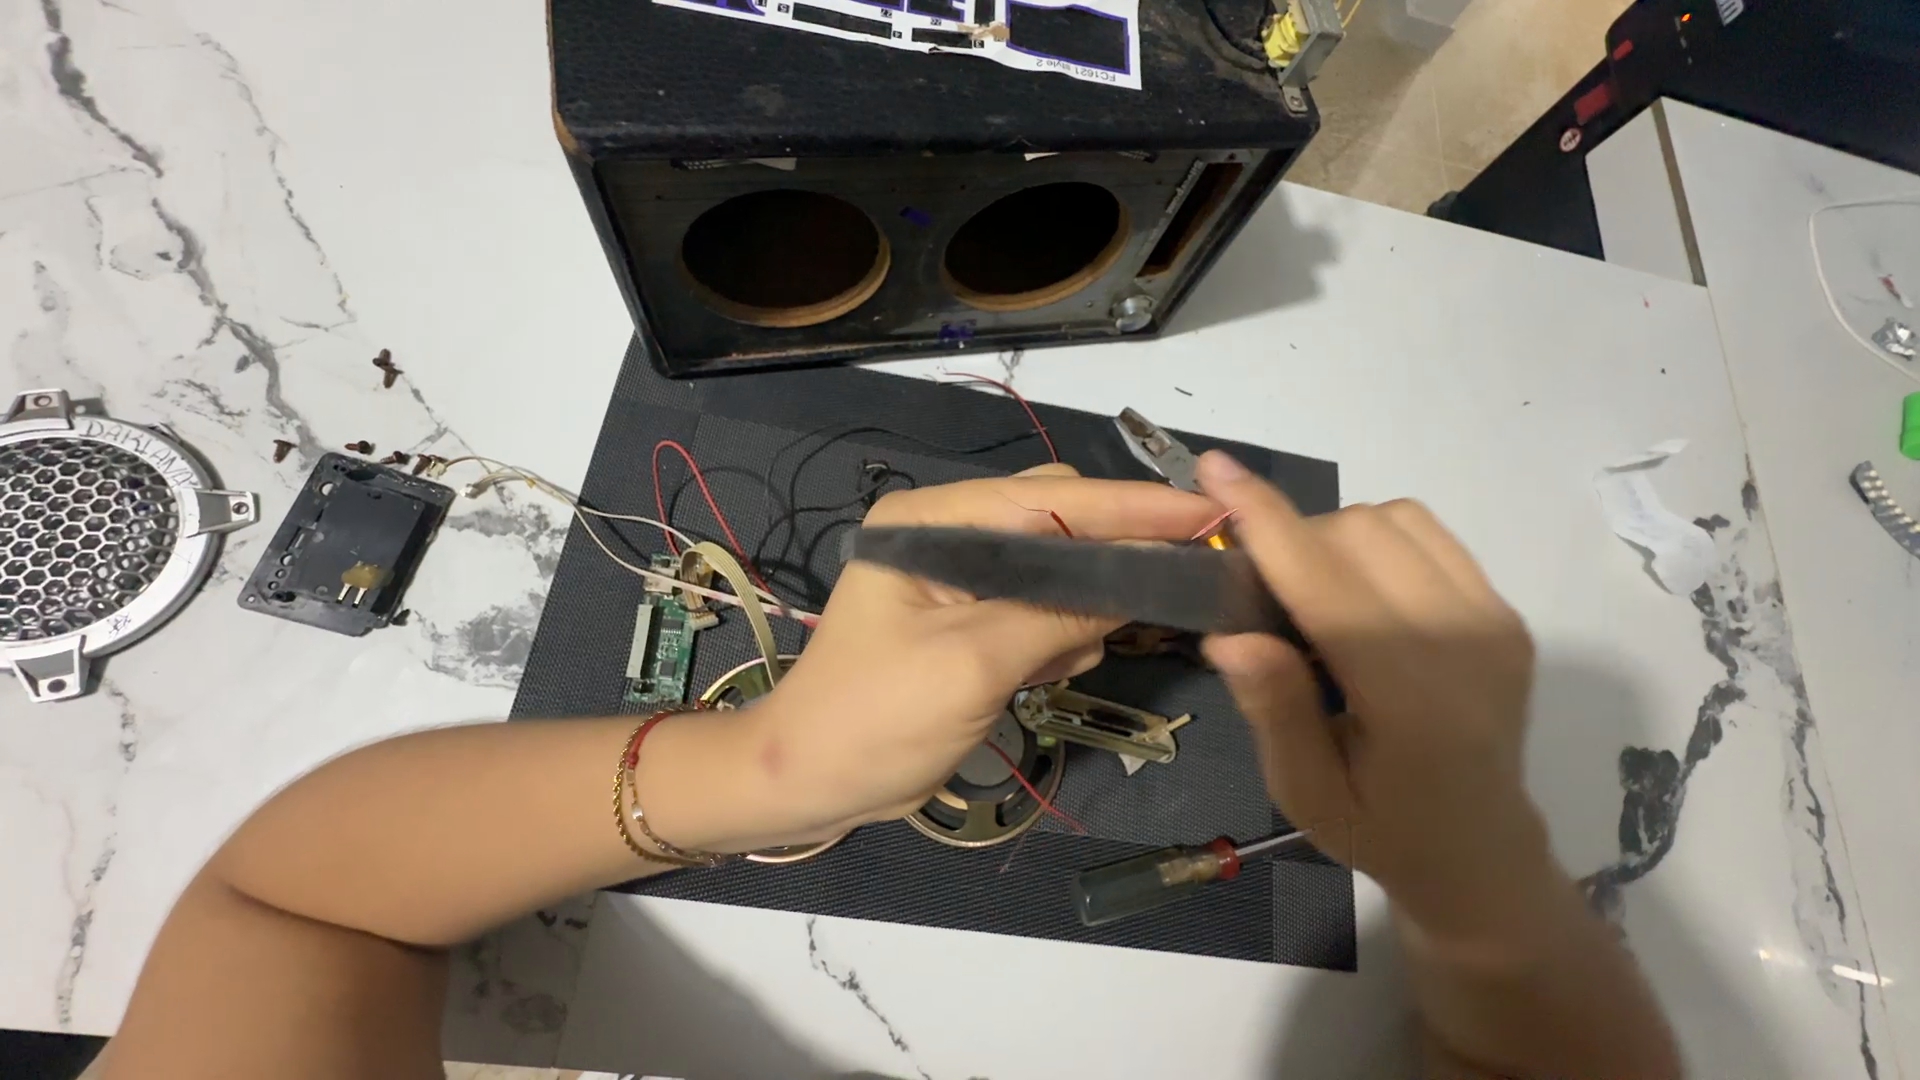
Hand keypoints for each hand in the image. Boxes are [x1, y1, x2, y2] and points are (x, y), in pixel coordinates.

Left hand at [724, 464, 1217, 848]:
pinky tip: (1060, 661)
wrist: (811, 781)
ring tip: (1101, 638)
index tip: (1209, 513)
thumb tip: (1141, 578)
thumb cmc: (875, 719)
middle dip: (1116, 548)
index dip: (1132, 505)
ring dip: (1089, 597)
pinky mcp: (970, 620)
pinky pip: (1039, 607)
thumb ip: (1057, 612)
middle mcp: (947, 535)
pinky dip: (1063, 629)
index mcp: (932, 522)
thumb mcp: (972, 663)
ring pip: (1055, 565)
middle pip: (1056, 520)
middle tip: (1184, 575)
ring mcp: (959, 578)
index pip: (1048, 496)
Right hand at [1195, 451, 1556, 941]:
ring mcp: (1494, 619)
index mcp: (1413, 699)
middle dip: (1290, 540)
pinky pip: (1425, 531)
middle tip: (1260, 595)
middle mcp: (1466, 641)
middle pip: (1358, 533)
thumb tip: (1226, 633)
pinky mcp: (1502, 609)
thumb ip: (1273, 709)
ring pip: (1393, 518)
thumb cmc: (1377, 828)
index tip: (1215, 469)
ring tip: (1309, 591)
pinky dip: (1372, 538)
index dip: (1266, 520)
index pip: (1328, 583)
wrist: (1481, 851)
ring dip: (1331, 535)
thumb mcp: (1304, 791)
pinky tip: (1355, 586)